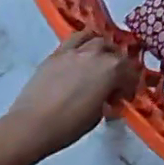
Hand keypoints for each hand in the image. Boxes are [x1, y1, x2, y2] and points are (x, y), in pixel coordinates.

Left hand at [0, 31, 139, 163]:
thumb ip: (107, 100)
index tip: (125, 96)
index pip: (130, 71)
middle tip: (113, 80)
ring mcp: (75, 50)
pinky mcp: (57, 53)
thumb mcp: (98, 116)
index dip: (130, 84)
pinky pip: (75, 39)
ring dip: (102, 49)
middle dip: (118, 65)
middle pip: (114, 52)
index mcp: (112, 70)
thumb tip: (107, 98)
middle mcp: (96, 54)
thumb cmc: (69, 126)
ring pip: (95, 39)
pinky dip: (83, 43)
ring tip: (99, 60)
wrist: (33, 125)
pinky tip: (80, 54)